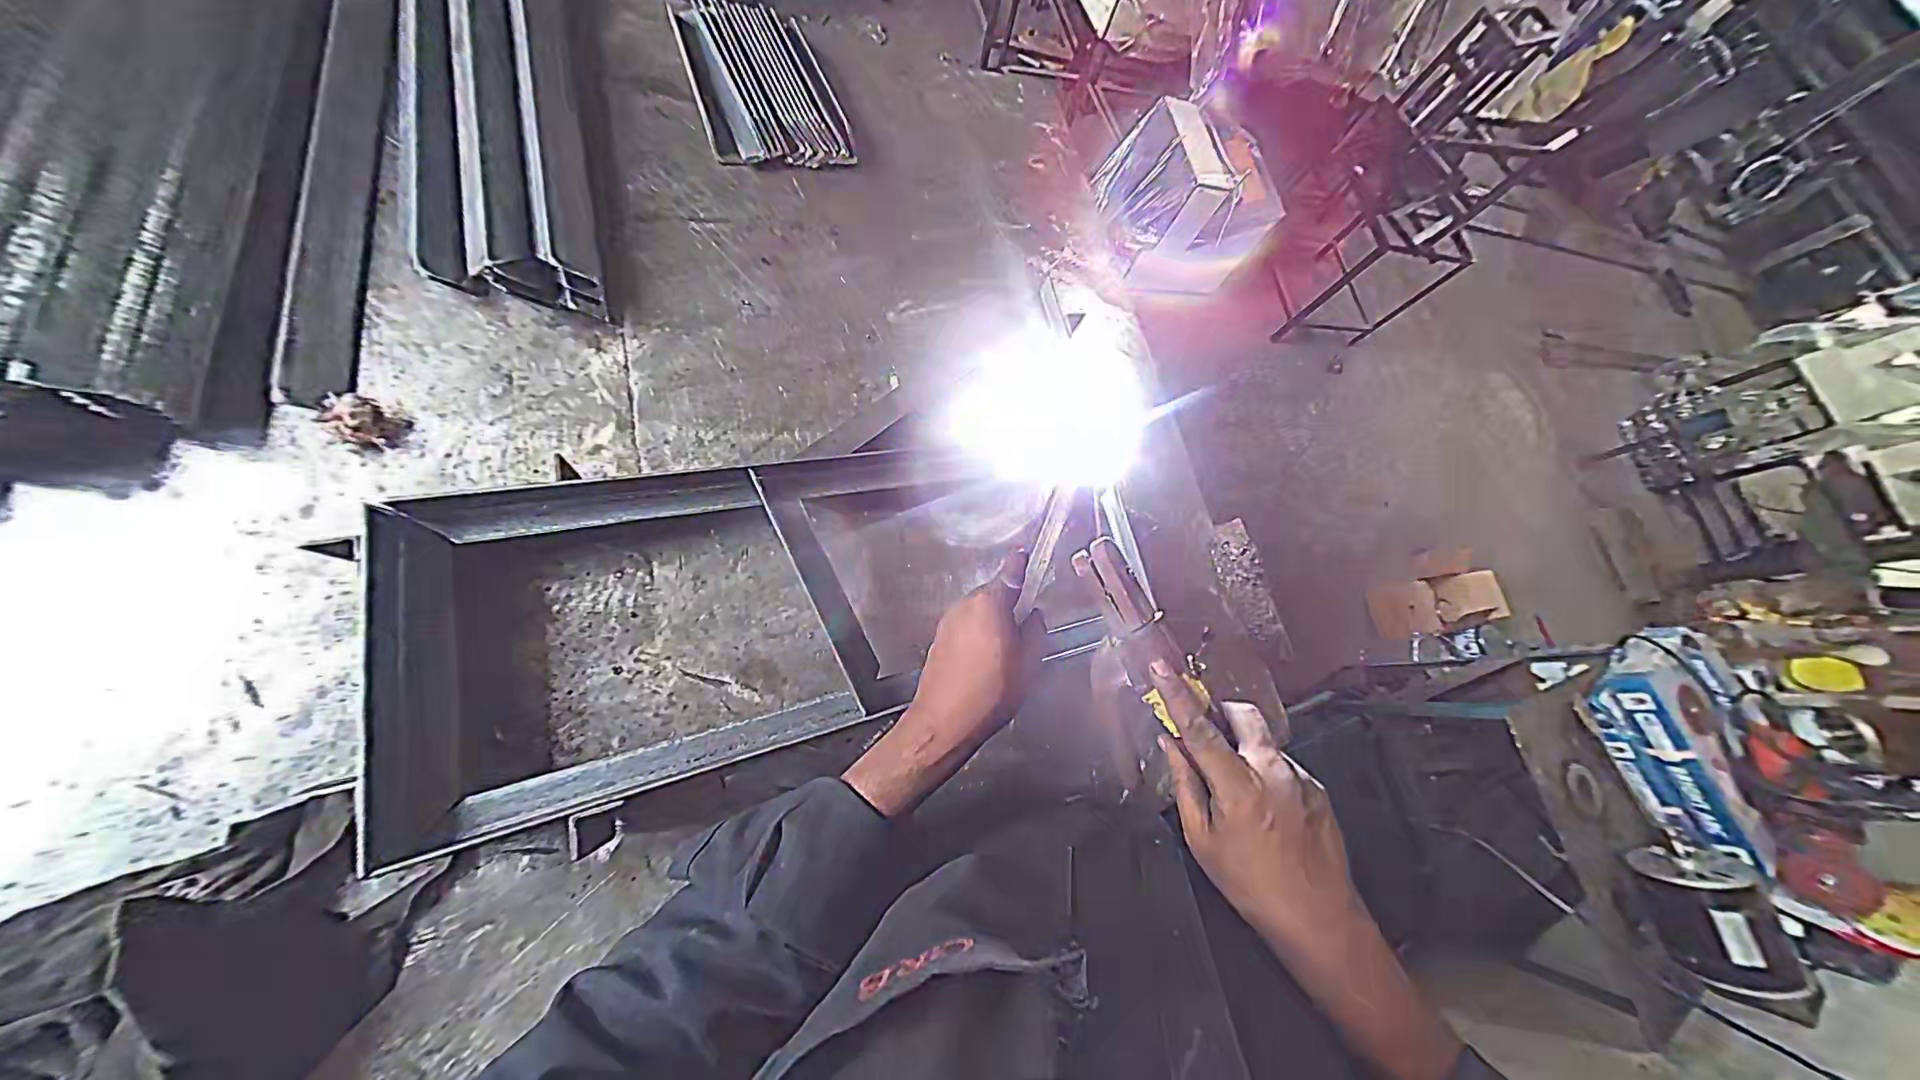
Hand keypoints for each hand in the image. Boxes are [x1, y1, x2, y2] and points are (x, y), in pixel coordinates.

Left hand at [909, 547, 1045, 745]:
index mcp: (989, 603)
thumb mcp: (1030, 662)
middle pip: (994, 595)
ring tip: (1006, 658)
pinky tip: (986, 666)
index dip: (1021, 564)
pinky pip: (966, 629)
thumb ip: (1036, 631)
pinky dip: (978, 639)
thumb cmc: (990, 692)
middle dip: (1010, 607)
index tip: (1025, 554)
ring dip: (993, 625)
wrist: (945, 722)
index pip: (1010, 573)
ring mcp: (948, 623)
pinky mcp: (940, 640)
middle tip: (1026, 633)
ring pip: (979, 614)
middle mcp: (965, 606)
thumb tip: (1035, 616)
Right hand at [1152, 662, 1358, 946]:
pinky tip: (1263, 807)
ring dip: (1244, 747)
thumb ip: (1184, 784)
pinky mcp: (1317, 788)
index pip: (1199, 727)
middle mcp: (1272, 771)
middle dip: (1221, 712)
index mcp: (1237, 785)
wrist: (1319, 919)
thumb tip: (1170, 746)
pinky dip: (1265, 770)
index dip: (1176, 694)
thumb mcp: (1202, 839)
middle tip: (1207, 732)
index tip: (1162, 669)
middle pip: (1243, 714)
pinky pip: (1283, 763)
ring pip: (1264, 739)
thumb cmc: (1252, 884)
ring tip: (1238, 791)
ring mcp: (1300, 778)